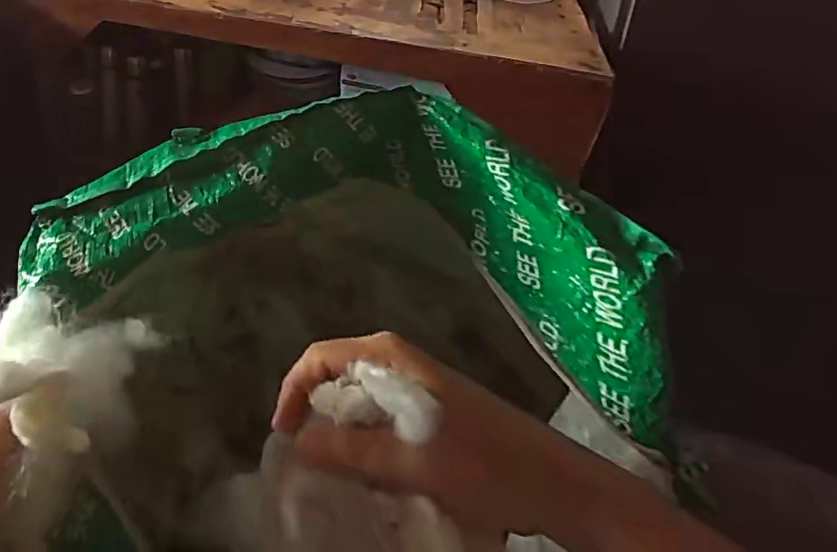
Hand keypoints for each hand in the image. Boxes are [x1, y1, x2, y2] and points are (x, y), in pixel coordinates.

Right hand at [273, 333, 737, 551]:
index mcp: (389, 356)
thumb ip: (352, 451)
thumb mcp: (412, 463)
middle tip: (307, 465)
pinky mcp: (427, 406)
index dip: (294, 391)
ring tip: (335, 475)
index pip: (320, 357)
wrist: (551, 480)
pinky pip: (380, 416)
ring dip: (342, 434)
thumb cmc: (482, 464)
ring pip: (358, 400)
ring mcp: (414, 381)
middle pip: (336, 376)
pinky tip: (372, 475)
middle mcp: (397, 359)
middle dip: (316, 416)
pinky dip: (366, 442)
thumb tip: (297, 443)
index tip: (285, 438)